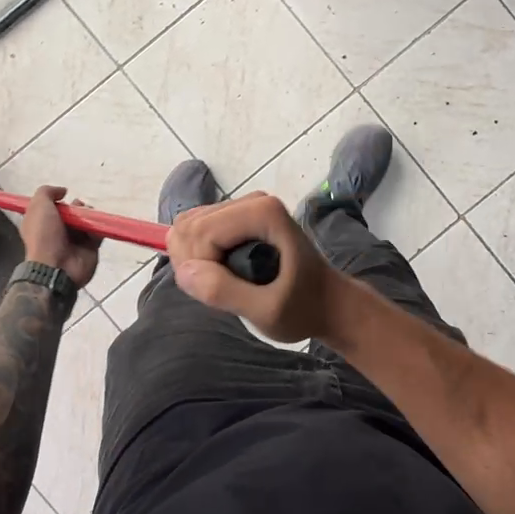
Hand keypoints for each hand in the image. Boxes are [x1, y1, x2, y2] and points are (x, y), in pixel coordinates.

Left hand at [18, 186, 100, 288]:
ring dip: (89, 216)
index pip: (51, 208)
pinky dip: (98, 228)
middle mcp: (57, 232)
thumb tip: (63, 191)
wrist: (57, 266)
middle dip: (76, 207)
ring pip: (86, 221)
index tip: (63, 197)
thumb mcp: (38, 206)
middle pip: (71, 212)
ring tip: (87, 218)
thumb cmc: (44, 235)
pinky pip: (98, 233)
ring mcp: (74, 241)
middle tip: (78, 208)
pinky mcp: (90, 248)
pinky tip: (94, 227)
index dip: (58, 201)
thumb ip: (47, 192)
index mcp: (41, 224)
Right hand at [166, 193, 345, 342]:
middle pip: (190, 225)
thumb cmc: (304, 309)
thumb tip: (185, 273)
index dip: (200, 267)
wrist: (329, 303)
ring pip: (188, 226)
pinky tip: (221, 273)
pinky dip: (198, 255)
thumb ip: (225, 291)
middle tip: (223, 291)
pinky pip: (196, 229)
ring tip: (224, 283)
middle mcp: (252, 200)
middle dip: (194, 262)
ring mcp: (244, 206)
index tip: (223, 295)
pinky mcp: (238, 216)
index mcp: (263, 213)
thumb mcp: (267, 313)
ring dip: (194, 260)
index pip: (200, 232)